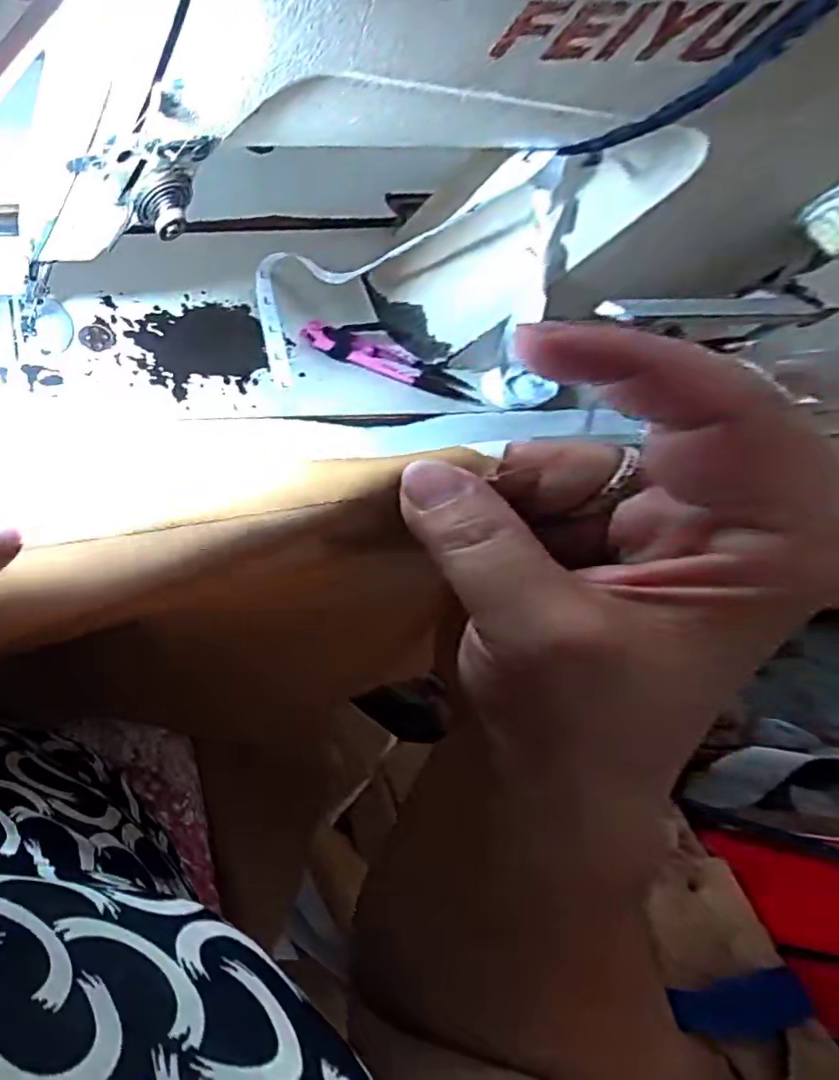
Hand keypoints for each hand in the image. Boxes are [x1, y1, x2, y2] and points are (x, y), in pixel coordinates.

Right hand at [398, 324, 838, 802]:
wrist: (544, 770)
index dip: (640, 365)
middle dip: (526, 478)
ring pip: (542, 476)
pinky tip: (464, 564)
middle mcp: (708, 521)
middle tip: (459, 506)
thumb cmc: (579, 718)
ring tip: (471, 570)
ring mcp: (634, 534)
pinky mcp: (573, 548)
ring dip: (486, 508)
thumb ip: (482, 544)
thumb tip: (422, 473)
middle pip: (608, 448)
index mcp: (761, 539)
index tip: (535, 344)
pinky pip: (511, 503)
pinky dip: (472, 519)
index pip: (727, 416)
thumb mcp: (538, 631)